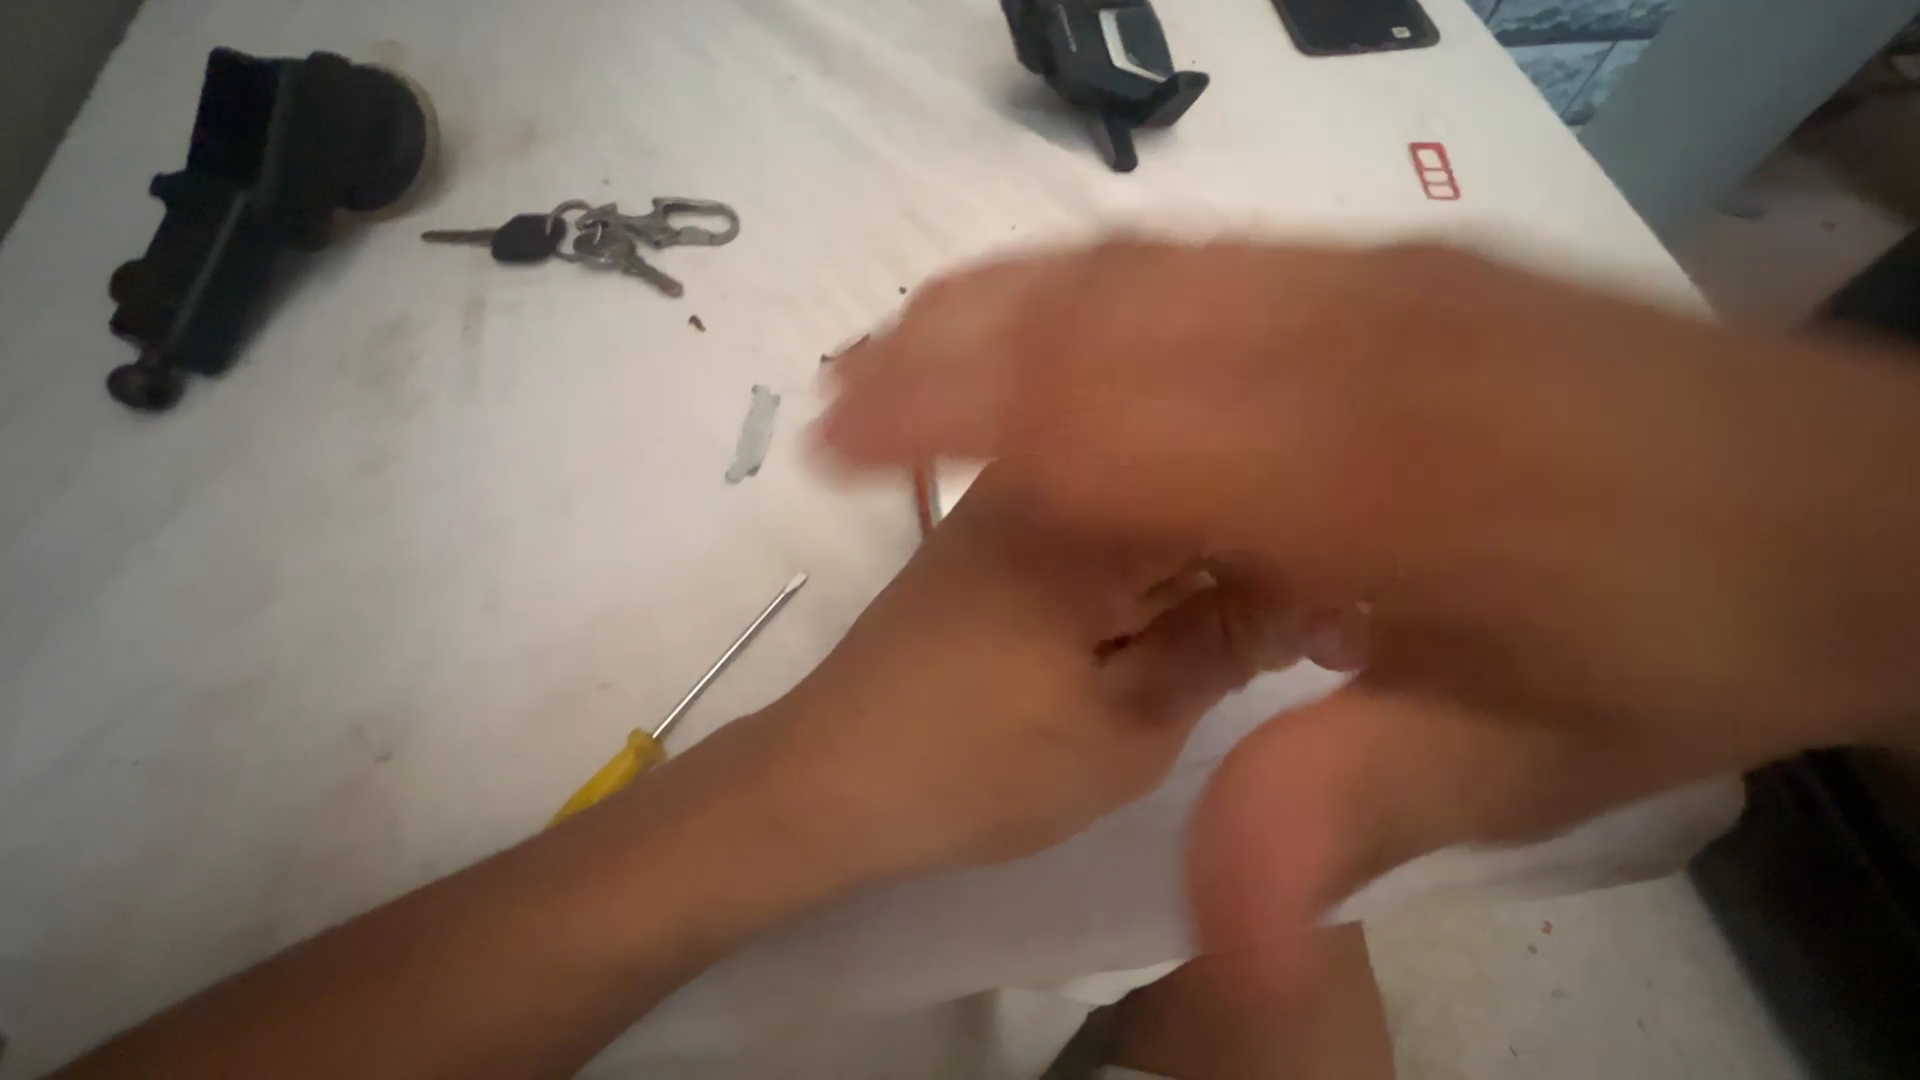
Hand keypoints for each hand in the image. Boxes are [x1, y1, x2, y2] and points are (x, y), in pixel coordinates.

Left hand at [713, 468, 1297, 884]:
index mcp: (1091, 501)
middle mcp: (1049, 467)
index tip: (1347, 629)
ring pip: (1150, 504)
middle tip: (1308, 645)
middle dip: (1259, 561)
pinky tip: (1165, 623)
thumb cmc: (979, 763)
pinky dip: (1143, 571)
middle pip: (1195, 485)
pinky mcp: (993, 527)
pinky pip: (1099, 525)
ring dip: (1203, 566)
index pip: (1241, 485)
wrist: (830, 775)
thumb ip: (1226, 644)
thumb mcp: (1126, 725)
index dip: (1311, 557)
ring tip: (1241, 642)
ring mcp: (1014, 492)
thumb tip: (1319, 590)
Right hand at [818, 239, 1919, 981]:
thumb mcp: (1515, 769)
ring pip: (1139, 271)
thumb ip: (1338, 829)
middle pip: (1100, 327)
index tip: (841, 445)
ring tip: (900, 340)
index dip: (957, 430)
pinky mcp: (1388, 262)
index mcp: (1373, 484)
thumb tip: (1225, 967)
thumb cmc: (1664, 641)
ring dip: (1002, 302)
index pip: (1113, 434)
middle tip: (837, 395)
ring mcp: (1375, 284)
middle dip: (946, 353)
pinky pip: (1204, 253)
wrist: (1847, 505)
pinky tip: (1033, 301)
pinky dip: (1090, 274)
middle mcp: (1355, 352)